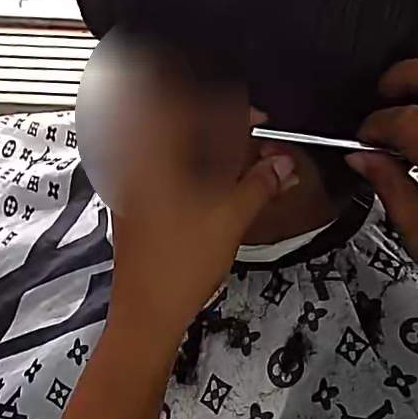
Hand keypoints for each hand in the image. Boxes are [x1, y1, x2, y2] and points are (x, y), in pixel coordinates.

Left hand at [106, 84, 295, 337]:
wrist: (148, 311)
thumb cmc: (176, 267)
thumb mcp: (230, 218)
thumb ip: (260, 184)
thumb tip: (283, 165)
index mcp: (156, 154)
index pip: (197, 108)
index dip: (236, 111)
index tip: (261, 122)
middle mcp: (138, 163)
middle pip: (187, 127)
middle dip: (228, 134)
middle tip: (259, 151)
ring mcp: (134, 185)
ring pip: (180, 152)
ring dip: (215, 155)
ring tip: (247, 173)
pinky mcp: (138, 204)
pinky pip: (171, 174)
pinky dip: (199, 174)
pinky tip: (223, 191)